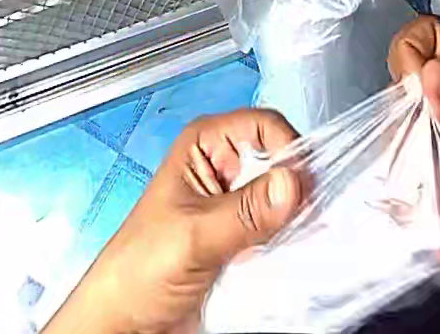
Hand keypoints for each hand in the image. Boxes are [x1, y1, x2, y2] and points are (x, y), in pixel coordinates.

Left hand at [43, 109, 305, 333]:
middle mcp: (224, 163)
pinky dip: (290, 237)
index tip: (304, 189)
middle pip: (278, 157)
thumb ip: (246, 211)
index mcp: (206, 142)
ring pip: (282, 194)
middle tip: (311, 217)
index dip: (289, 149)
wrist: (129, 321)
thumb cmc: (143, 266)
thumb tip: (294, 181)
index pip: (263, 125)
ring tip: (304, 237)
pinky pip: (279, 226)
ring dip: (295, 214)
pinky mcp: (243, 234)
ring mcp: (235, 200)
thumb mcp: (196, 235)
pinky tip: (294, 251)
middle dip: (296, 184)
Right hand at [390, 17, 439, 333]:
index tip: (411, 98)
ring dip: (403, 152)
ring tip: (424, 189)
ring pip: (403, 121)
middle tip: (421, 151)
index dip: (413, 56)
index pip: (434, 39)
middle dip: (403, 110)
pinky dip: (405, 181)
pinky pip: (406, 163)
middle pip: (411, 77)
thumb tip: (426, 69)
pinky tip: (421, 208)